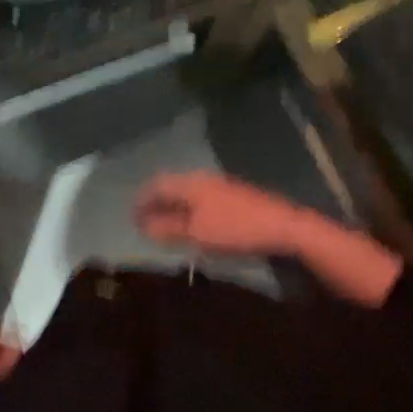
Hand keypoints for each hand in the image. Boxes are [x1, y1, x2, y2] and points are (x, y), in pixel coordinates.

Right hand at [134, 171, 309, 255]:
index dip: (142, 200)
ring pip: (187, 192)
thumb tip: (143, 225)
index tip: (131, 216)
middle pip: (172, 186)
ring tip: (164, 225)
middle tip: (144, 221)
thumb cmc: (235, 229)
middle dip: (156, 202)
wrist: (281, 227)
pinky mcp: (232, 196)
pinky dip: (188, 209)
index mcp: (190, 182)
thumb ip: (168, 228)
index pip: (157, 184)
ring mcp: (219, 185)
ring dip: (173, 206)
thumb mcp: (197, 233)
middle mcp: (202, 178)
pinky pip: (200, 198)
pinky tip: (192, 225)